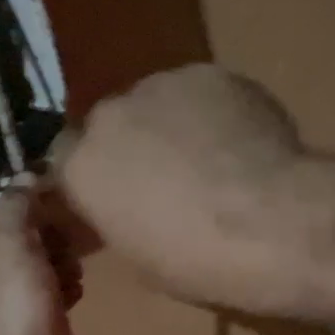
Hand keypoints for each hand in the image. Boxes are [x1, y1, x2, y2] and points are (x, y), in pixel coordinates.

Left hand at [0, 191, 82, 334]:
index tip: (54, 218)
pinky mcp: (36, 320)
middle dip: (51, 242)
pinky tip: (75, 295)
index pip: (2, 218)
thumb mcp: (14, 245)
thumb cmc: (20, 305)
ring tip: (72, 277)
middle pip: (25, 240)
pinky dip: (67, 288)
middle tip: (66, 251)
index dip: (30, 213)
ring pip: (43, 264)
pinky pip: (54, 290)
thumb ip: (18, 206)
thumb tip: (26, 173)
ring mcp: (12, 301)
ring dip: (63, 264)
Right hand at [57, 64, 308, 310]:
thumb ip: (123, 220)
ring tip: (213, 161)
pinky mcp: (212, 74)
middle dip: (134, 146)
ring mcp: (161, 86)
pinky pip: (204, 94)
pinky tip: (243, 144)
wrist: (269, 224)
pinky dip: (216, 114)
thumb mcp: (141, 260)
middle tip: (169, 180)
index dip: (93, 174)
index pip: (64, 159)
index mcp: (81, 168)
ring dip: (175, 126)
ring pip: (159, 103)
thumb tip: (135, 209)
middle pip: (113, 125)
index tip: (115, 194)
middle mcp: (110, 116)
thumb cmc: (197, 260)